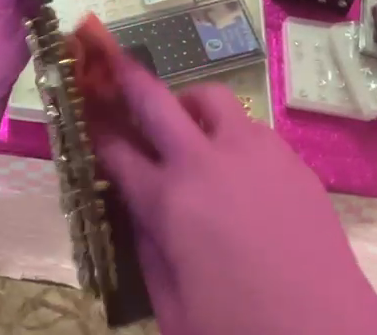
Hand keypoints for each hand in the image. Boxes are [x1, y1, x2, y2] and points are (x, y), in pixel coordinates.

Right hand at [97, 59, 376, 334]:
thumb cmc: (241, 333)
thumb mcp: (174, 311)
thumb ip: (147, 251)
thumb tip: (135, 209)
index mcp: (169, 203)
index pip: (117, 152)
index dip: (96, 133)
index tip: (87, 122)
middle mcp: (205, 163)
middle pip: (155, 100)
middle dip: (127, 80)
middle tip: (114, 69)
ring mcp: (252, 153)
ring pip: (211, 97)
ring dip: (188, 104)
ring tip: (187, 126)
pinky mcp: (290, 160)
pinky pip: (251, 127)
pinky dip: (231, 133)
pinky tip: (236, 167)